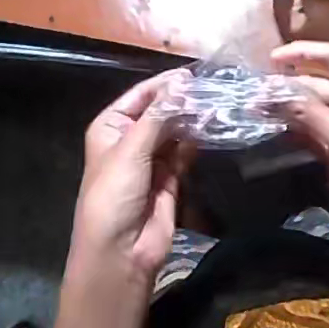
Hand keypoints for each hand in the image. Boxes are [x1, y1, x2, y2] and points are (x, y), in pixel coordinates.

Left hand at [72, 69, 193, 283]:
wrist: (120, 252)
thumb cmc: (114, 194)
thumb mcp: (131, 150)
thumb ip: (159, 116)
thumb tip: (182, 84)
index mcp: (111, 127)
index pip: (140, 95)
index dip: (165, 84)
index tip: (193, 74)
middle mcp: (130, 139)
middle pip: (160, 111)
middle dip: (182, 101)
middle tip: (213, 87)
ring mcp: (152, 159)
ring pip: (175, 131)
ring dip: (192, 119)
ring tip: (218, 103)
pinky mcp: (171, 177)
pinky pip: (185, 152)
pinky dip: (197, 140)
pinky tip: (213, 127)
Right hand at [271, 42, 328, 265]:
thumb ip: (310, 113)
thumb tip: (272, 92)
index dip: (303, 54)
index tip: (270, 58)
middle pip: (320, 85)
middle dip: (289, 86)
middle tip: (252, 92)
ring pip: (314, 112)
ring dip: (288, 111)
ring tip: (254, 109)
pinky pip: (314, 136)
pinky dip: (295, 132)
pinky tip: (271, 130)